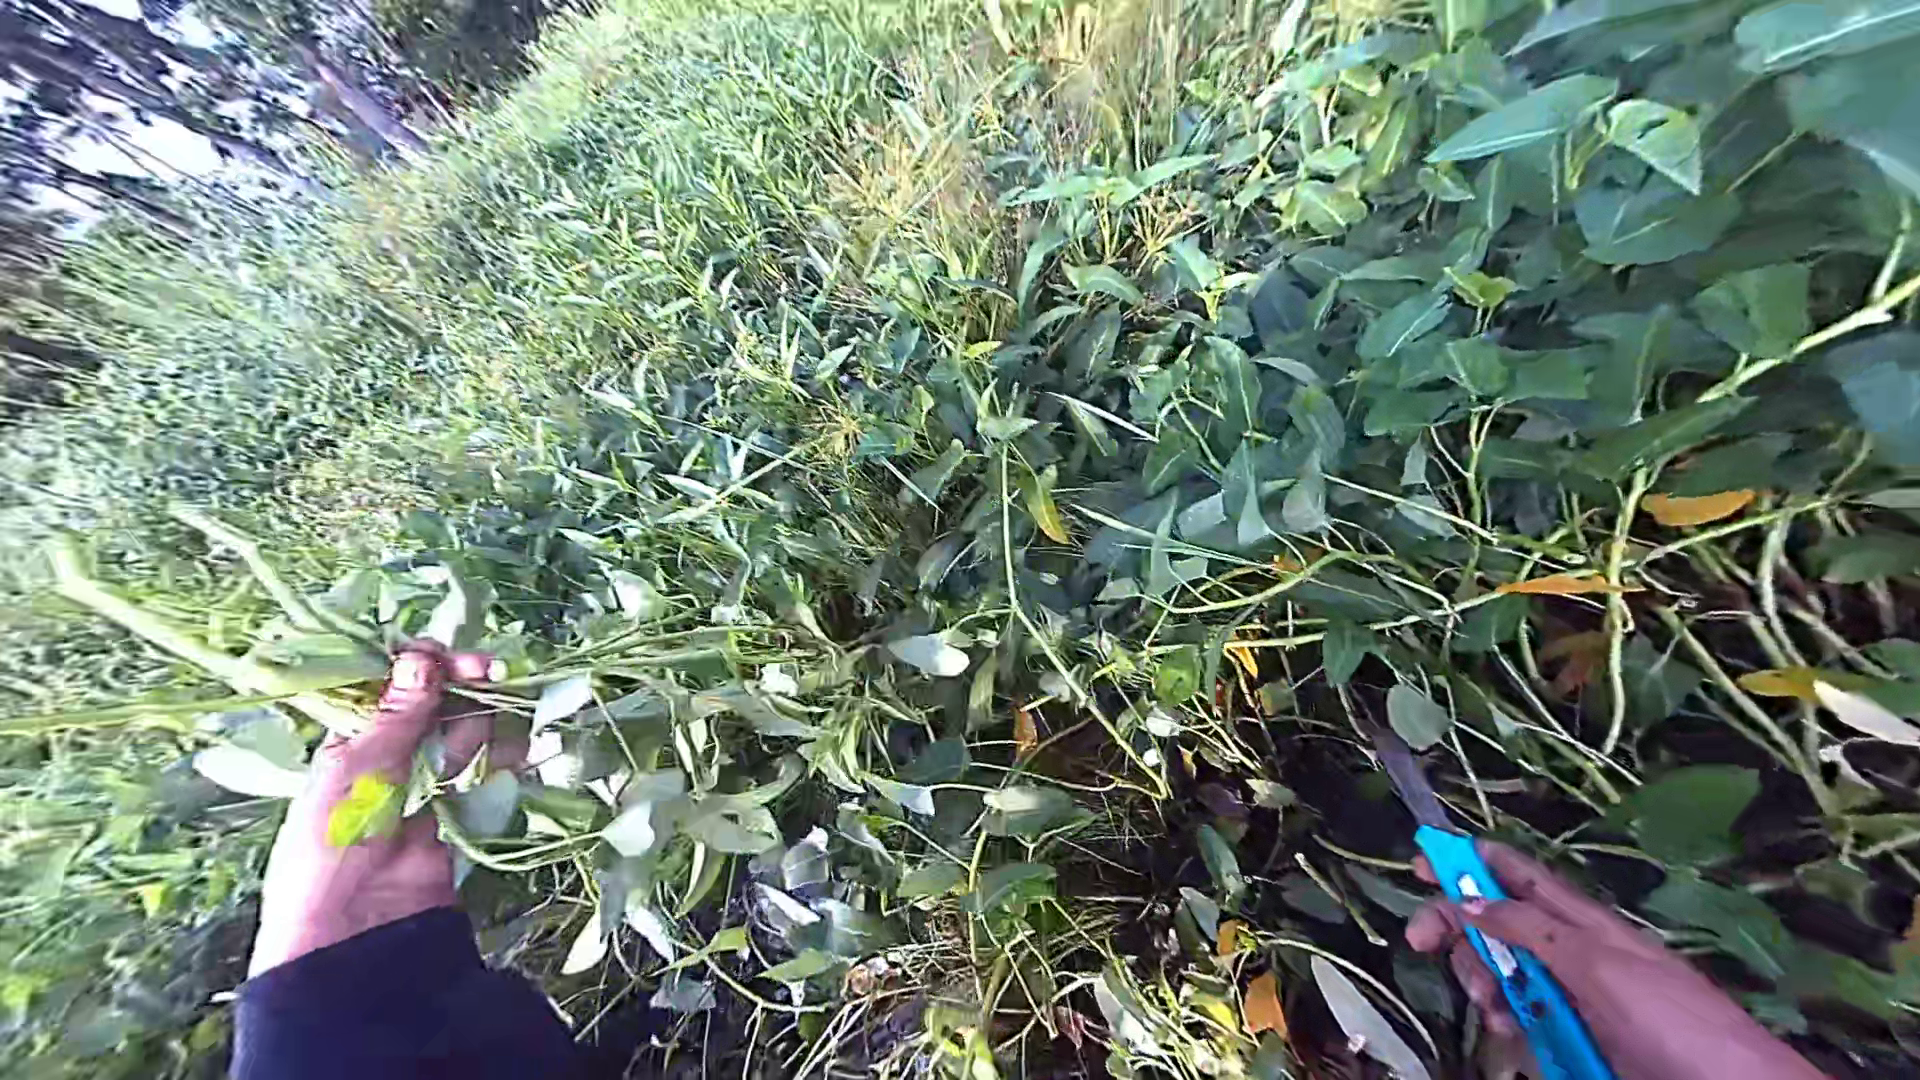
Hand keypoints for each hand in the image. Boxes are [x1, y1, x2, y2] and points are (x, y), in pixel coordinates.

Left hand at [248, 648, 503, 976]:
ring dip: (488, 717)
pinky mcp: (466, 794)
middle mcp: (398, 747)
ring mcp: (435, 771)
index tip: (454, 657)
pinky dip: (508, 751)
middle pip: (442, 698)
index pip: (397, 683)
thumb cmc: (339, 839)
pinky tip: (519, 750)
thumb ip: (398, 713)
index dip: (426, 664)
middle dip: (468, 682)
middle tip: (494, 673)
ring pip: (471, 724)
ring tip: (500, 721)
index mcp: (357, 736)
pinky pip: (492, 760)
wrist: (363, 918)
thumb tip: (422, 655)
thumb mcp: (359, 769)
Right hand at [1406, 840, 1826, 1079]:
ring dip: (1479, 981)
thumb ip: (1527, 926)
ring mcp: (1570, 993)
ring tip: (1492, 1013)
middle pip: (1488, 918)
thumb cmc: (1678, 1027)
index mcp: (1574, 917)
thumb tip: (1464, 899)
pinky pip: (1519, 1013)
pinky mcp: (1573, 1035)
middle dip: (1452, 926)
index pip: (1508, 869)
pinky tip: (1508, 1034)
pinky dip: (1504, 1020)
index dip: (1463, 858)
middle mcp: (1565, 947)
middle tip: (1420, 943)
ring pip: (1496, 966)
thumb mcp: (1599, 966)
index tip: (1419, 864)